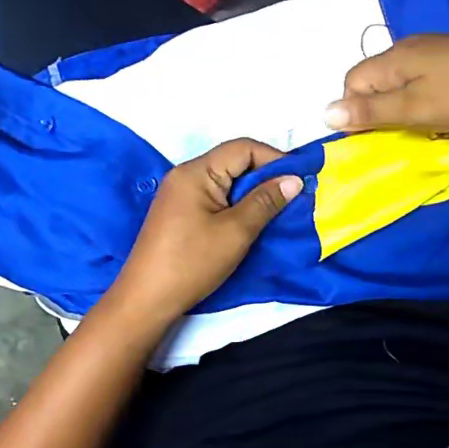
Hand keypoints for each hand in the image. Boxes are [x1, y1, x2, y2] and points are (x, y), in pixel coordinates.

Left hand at [105, 139, 303, 323]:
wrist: (147, 298)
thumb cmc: (192, 262)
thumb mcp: (236, 232)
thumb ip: (265, 201)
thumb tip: (293, 179)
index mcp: (196, 172)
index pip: (243, 148)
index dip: (275, 159)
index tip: (301, 179)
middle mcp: (185, 175)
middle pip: (233, 162)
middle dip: (265, 176)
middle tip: (293, 197)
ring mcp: (179, 194)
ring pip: (225, 181)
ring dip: (252, 192)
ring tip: (277, 210)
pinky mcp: (179, 213)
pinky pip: (214, 197)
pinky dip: (236, 204)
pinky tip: (251, 221)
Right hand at [325, 33, 448, 134]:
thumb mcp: (412, 109)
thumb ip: (369, 112)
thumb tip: (324, 113)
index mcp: (393, 57)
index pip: (352, 82)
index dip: (354, 109)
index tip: (374, 131)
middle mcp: (408, 46)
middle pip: (374, 79)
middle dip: (379, 107)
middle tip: (399, 129)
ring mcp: (434, 48)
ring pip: (399, 79)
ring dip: (402, 103)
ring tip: (422, 122)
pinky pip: (423, 77)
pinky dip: (424, 95)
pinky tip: (443, 107)